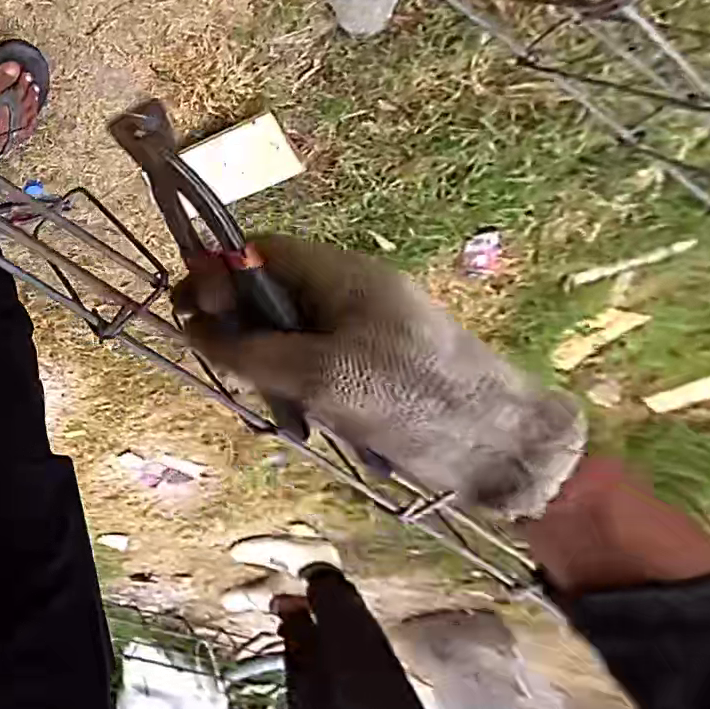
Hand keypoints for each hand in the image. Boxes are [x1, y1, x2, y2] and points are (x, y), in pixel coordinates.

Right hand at [172, 235, 585, 517]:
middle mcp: (347, 288)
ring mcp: (361, 322)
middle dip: (238, 324)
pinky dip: (294, 378)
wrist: (517, 457)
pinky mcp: (372, 355)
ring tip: (277, 399)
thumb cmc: (416, 402)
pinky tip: (304, 410)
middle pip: (263, 289)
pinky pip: (309, 353)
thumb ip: (247, 349)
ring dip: (265, 359)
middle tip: (231, 366)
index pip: (254, 251)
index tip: (193, 314)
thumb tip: (192, 329)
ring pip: (283, 327)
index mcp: (340, 273)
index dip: (214, 274)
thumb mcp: (320, 376)